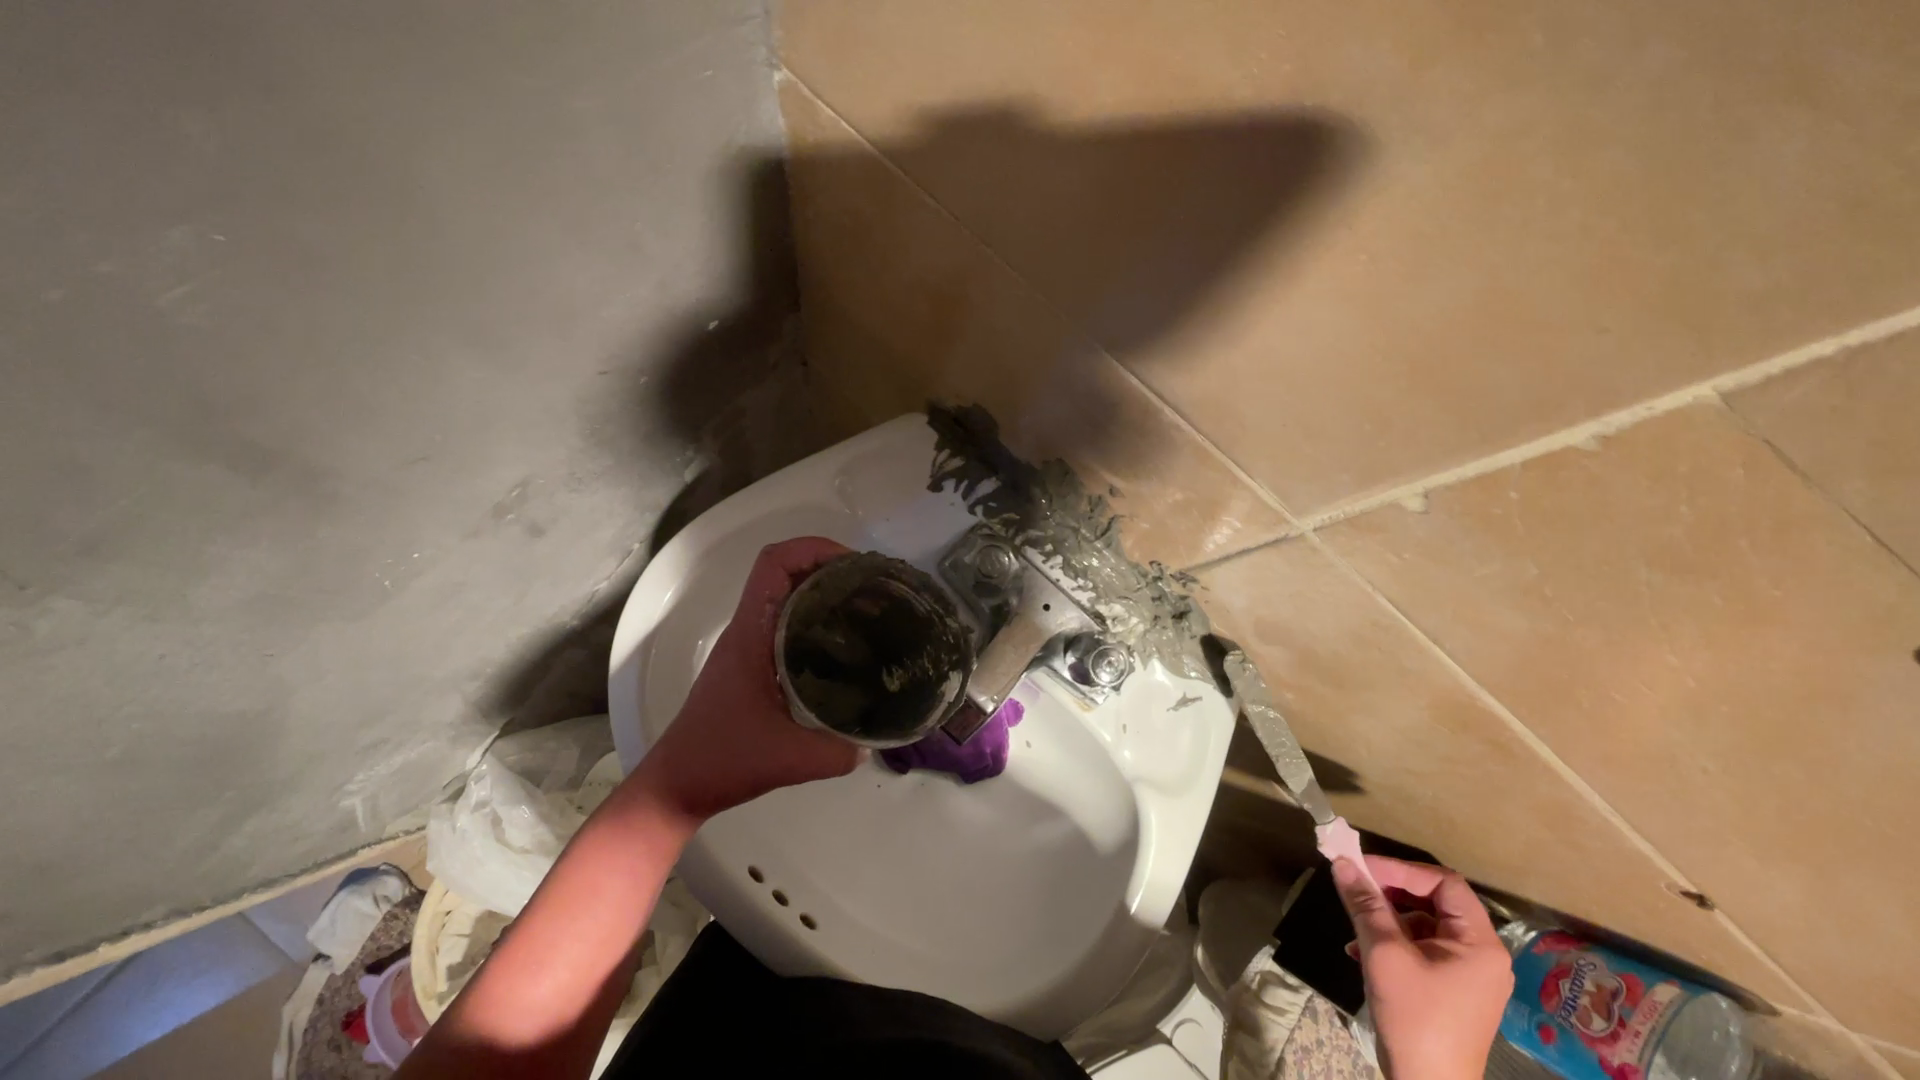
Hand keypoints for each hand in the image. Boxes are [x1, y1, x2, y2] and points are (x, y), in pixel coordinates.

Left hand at [636, 537, 863, 822]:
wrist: (678, 785)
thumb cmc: (722, 761)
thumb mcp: (788, 759)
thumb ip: (836, 752)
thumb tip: (872, 743)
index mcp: (750, 635)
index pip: (774, 564)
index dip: (814, 549)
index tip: (855, 566)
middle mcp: (748, 631)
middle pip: (786, 573)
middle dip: (831, 570)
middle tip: (875, 591)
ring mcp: (748, 648)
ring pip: (787, 599)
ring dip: (825, 595)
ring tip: (869, 613)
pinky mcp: (752, 667)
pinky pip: (787, 626)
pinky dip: (818, 623)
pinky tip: (847, 649)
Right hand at [1333, 855, 1512, 1079]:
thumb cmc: (1414, 1017)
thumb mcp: (1384, 954)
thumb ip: (1365, 905)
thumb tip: (1342, 863)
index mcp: (1480, 943)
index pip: (1444, 884)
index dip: (1401, 870)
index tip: (1362, 868)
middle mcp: (1484, 955)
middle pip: (1436, 904)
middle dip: (1391, 895)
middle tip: (1354, 891)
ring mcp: (1471, 976)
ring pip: (1426, 928)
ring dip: (1387, 922)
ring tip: (1355, 931)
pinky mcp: (1455, 993)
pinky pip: (1424, 952)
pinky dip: (1395, 946)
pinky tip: (1362, 955)